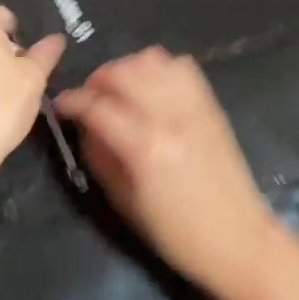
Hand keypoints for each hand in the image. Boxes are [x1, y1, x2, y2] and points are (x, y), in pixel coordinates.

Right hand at [54, 47, 277, 289]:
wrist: (238, 239)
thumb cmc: (176, 233)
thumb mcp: (124, 202)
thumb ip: (99, 156)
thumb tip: (83, 127)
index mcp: (145, 147)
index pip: (96, 105)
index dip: (71, 101)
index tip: (60, 106)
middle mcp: (170, 116)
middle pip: (123, 71)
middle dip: (97, 80)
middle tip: (90, 99)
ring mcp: (194, 106)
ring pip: (151, 59)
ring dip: (128, 70)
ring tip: (121, 91)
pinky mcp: (210, 105)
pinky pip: (181, 66)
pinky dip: (159, 69)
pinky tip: (152, 89)